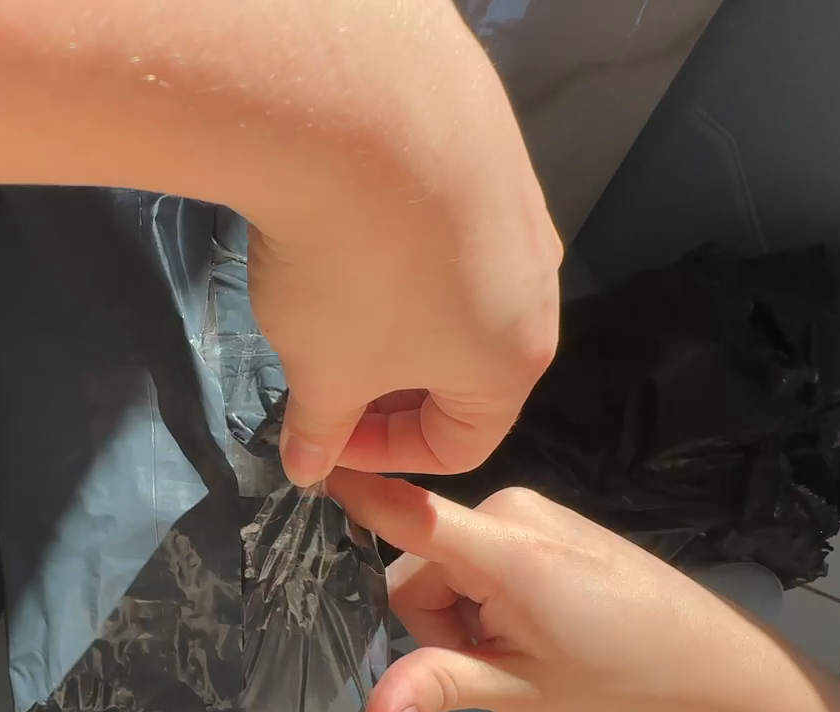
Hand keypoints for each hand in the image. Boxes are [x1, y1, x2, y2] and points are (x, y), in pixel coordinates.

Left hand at [245, 63, 562, 487]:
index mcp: (511, 363)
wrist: (356, 113)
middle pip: (459, 374)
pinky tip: (350, 239)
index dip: (387, 455)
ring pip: (452, 304)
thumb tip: (305, 470)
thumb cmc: (350, 282)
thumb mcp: (323, 376)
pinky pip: (445, 237)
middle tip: (321, 379)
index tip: (326, 437)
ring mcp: (517, 215)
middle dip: (385, 391)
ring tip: (327, 310)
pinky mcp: (489, 156)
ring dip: (390, 328)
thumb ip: (319, 432)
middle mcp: (534, 290)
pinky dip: (398, 261)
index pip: (461, 446)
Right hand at [325, 471, 765, 711]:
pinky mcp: (532, 514)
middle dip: (436, 620)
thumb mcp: (518, 687)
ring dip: (458, 608)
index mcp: (504, 552)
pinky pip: (470, 550)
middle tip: (492, 656)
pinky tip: (524, 614)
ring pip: (441, 562)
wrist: (702, 649)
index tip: (311, 466)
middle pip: (419, 568)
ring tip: (515, 638)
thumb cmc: (615, 671)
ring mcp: (523, 507)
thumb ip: (437, 687)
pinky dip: (478, 588)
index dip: (357, 495)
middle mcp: (507, 510)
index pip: (411, 515)